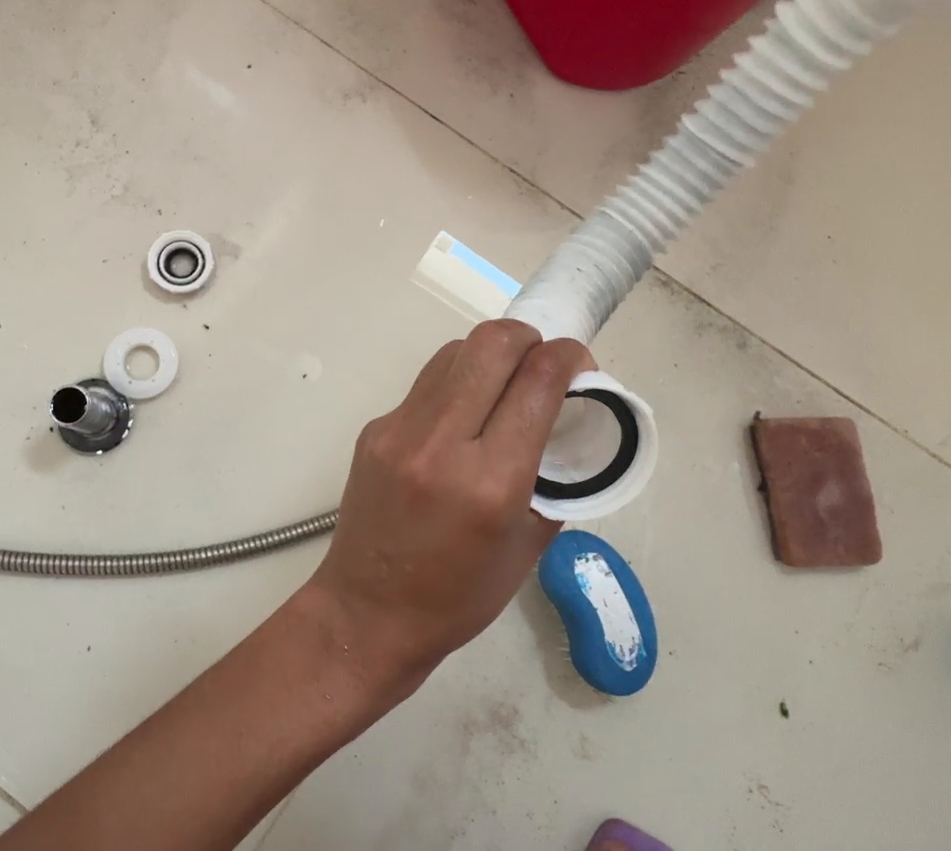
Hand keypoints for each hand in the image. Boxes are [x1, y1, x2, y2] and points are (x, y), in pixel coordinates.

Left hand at [303, 319, 593, 690]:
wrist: (368, 612)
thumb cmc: (459, 596)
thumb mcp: (529, 545)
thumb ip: (553, 476)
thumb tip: (564, 422)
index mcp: (491, 481)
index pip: (539, 380)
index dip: (571, 358)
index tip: (582, 367)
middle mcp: (441, 443)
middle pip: (492, 343)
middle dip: (531, 338)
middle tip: (543, 364)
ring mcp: (399, 430)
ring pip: (454, 352)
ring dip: (490, 356)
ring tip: (503, 388)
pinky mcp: (374, 429)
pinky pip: (426, 384)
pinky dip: (456, 385)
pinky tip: (462, 419)